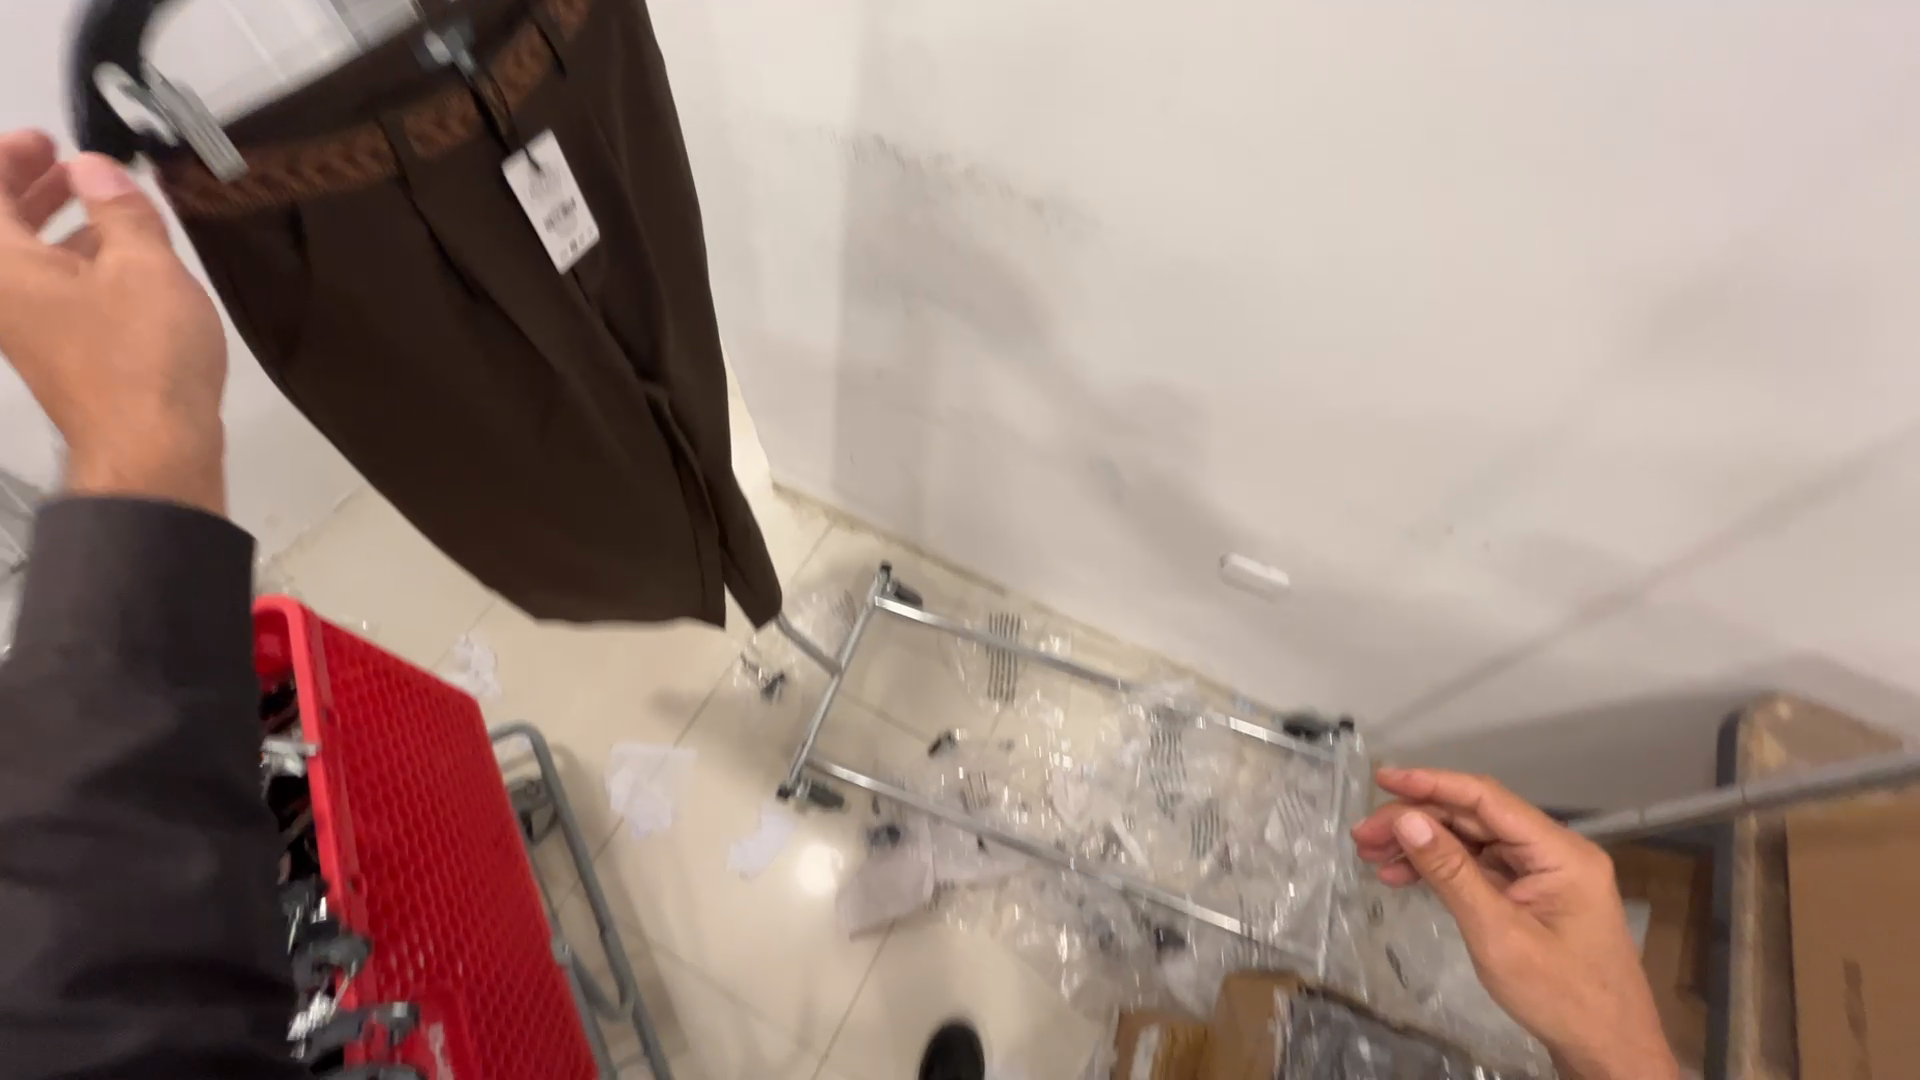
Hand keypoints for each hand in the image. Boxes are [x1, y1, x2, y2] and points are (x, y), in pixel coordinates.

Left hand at [0, 130, 227, 514]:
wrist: (150, 438)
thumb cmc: (143, 351)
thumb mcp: (147, 270)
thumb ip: (121, 213)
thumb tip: (95, 167)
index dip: (9, 157)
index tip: (46, 141)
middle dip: (27, 188)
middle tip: (70, 166)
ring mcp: (23, 320)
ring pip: (26, 255)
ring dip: (59, 226)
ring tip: (108, 212)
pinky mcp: (57, 346)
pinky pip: (53, 286)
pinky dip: (78, 263)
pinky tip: (126, 265)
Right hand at [1351, 767, 1678, 1079]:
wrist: (1609, 1057)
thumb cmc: (1562, 997)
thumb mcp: (1498, 934)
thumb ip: (1451, 871)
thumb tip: (1406, 819)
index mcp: (1559, 853)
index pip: (1484, 799)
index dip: (1429, 783)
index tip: (1380, 779)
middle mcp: (1550, 852)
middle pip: (1469, 817)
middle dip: (1413, 821)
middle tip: (1363, 835)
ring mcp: (1539, 872)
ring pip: (1465, 839)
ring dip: (1418, 844)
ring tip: (1371, 854)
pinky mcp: (1526, 892)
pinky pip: (1472, 864)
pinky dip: (1435, 867)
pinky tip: (1400, 875)